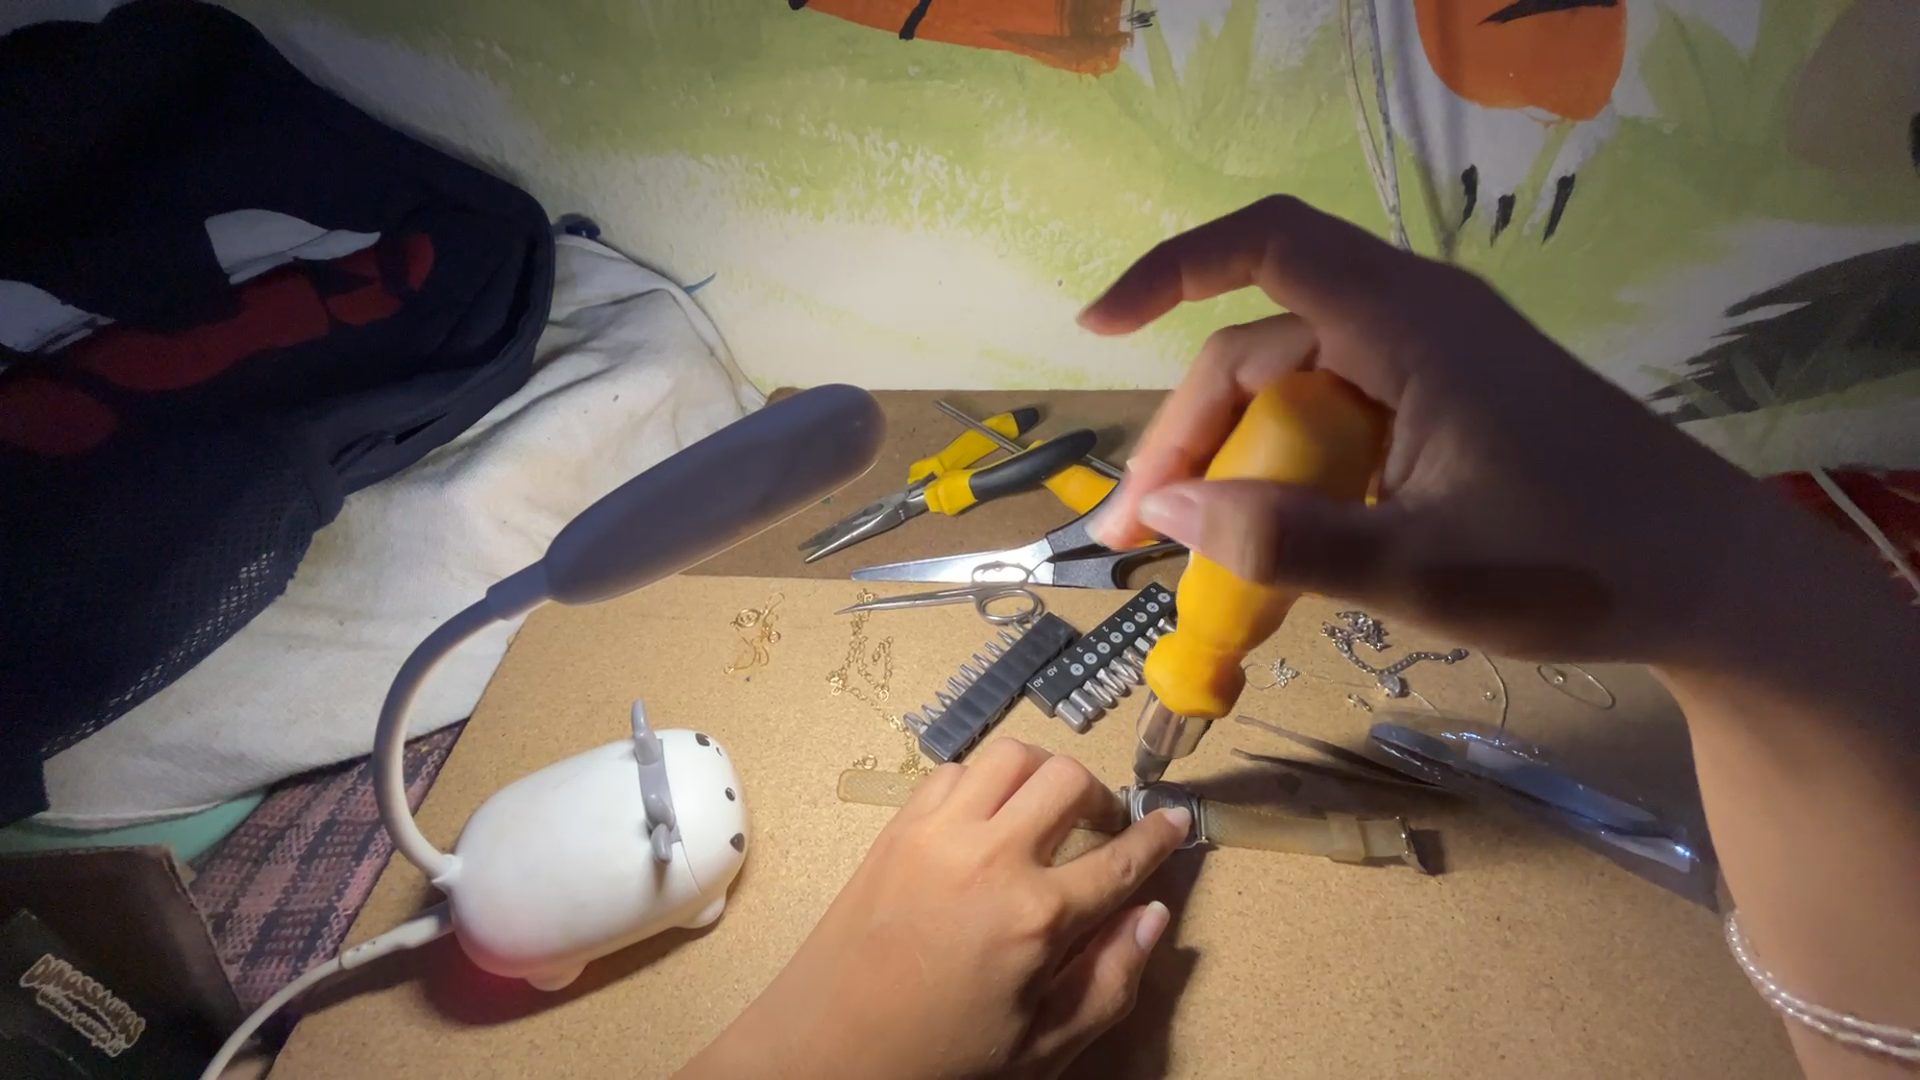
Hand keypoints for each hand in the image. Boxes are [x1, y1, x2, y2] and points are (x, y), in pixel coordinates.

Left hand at [677, 740, 1188, 1079]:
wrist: (829, 1046)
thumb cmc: (942, 1055)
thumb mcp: (1043, 1045)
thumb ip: (1110, 978)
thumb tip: (1155, 914)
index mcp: (1035, 916)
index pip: (1119, 859)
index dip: (1157, 836)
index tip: (1174, 818)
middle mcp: (992, 854)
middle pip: (1068, 779)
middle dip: (1099, 794)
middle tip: (1100, 824)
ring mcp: (941, 828)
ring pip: (1011, 755)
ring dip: (1042, 772)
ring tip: (1045, 807)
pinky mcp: (901, 820)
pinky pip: (955, 769)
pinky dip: (983, 780)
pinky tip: (985, 814)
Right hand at [1080, 196, 1795, 666]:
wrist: (1716, 588)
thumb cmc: (1585, 567)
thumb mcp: (1419, 570)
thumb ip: (1283, 541)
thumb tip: (1164, 510)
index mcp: (1409, 327)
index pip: (1269, 247)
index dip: (1170, 271)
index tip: (1098, 326)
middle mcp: (1400, 330)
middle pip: (1249, 358)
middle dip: (1180, 442)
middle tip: (1131, 533)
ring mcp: (1407, 373)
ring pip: (1273, 403)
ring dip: (1214, 470)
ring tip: (1175, 549)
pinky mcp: (1415, 414)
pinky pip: (1312, 432)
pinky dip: (1266, 481)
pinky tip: (1250, 539)